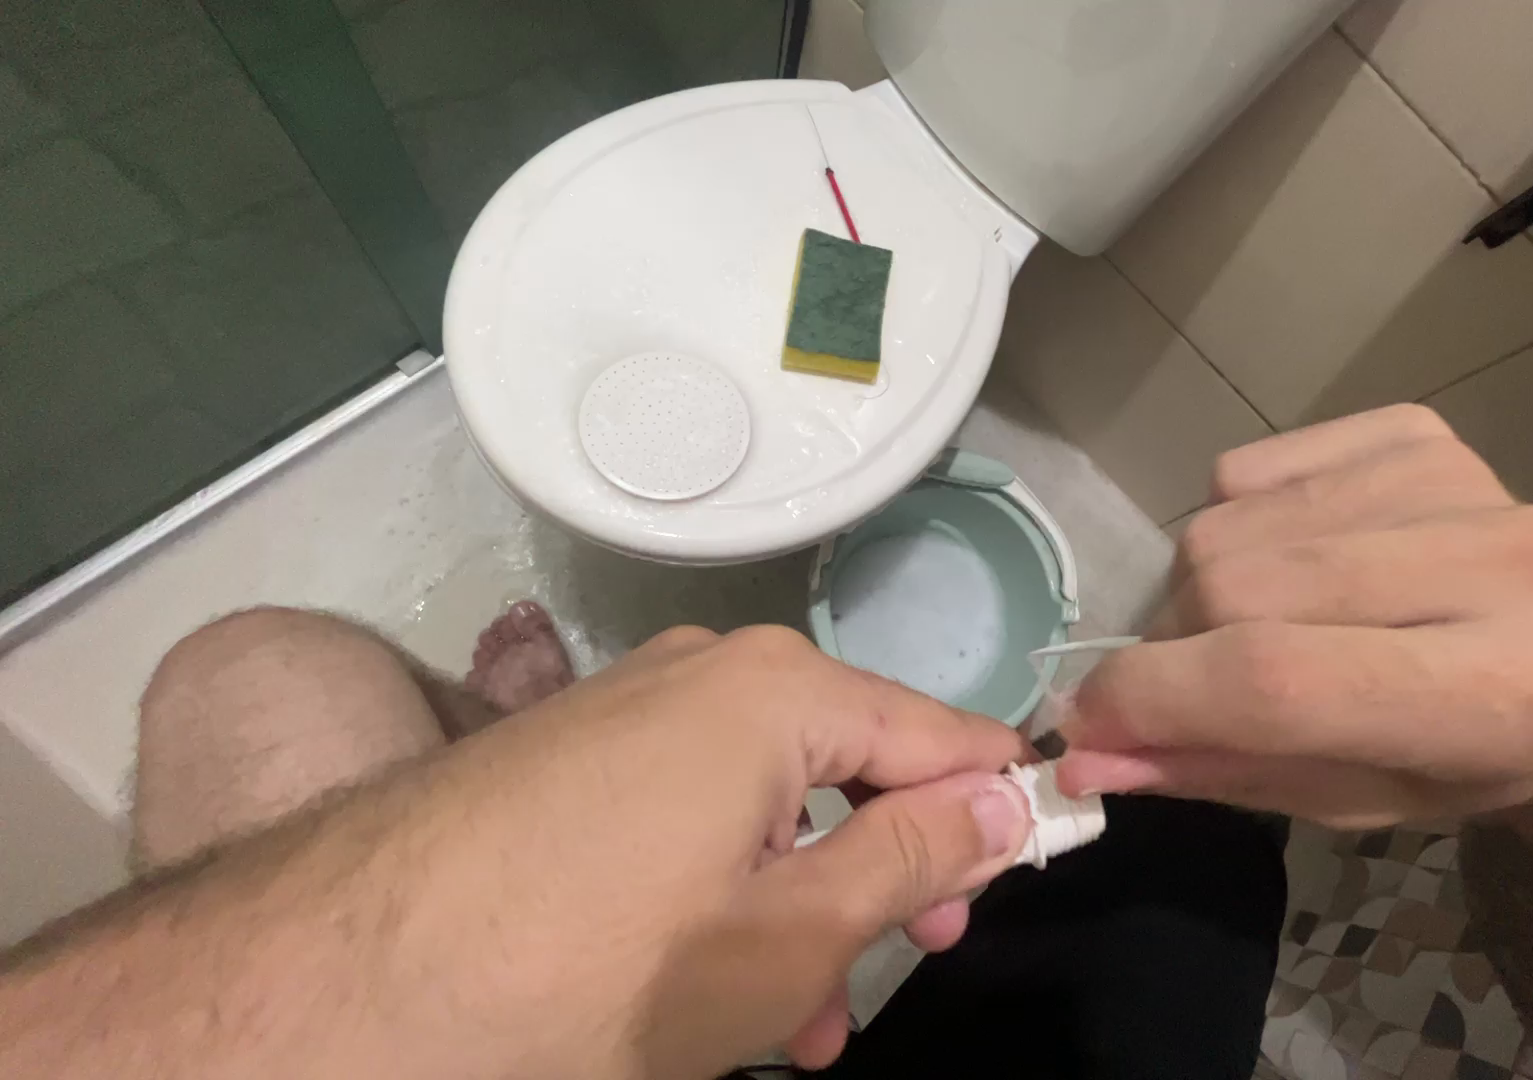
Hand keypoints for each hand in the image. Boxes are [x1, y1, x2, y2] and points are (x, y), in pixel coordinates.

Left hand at [425, 625, 1031, 1077]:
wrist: (317, 990)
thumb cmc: (599, 965)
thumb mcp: (792, 932)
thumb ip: (917, 857)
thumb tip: (1008, 804)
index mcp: (784, 689)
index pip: (936, 731)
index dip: (997, 790)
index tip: (1041, 838)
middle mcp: (718, 668)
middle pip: (855, 760)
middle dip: (895, 862)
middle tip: (922, 950)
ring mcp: (645, 702)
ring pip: (777, 795)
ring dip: (810, 892)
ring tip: (803, 1011)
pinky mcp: (589, 747)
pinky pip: (705, 803)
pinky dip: (736, 878)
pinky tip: (724, 969)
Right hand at [1056, 405, 1532, 828]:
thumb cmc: (1452, 759)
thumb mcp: (1336, 800)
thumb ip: (1208, 770)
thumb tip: (1082, 754)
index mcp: (1503, 694)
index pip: (1275, 678)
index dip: (1152, 696)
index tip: (1083, 721)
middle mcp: (1499, 564)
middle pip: (1234, 585)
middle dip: (1171, 645)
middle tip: (1185, 679)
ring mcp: (1458, 478)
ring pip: (1226, 525)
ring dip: (1199, 590)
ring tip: (1245, 621)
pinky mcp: (1417, 430)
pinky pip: (1246, 468)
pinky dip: (1231, 522)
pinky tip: (1284, 557)